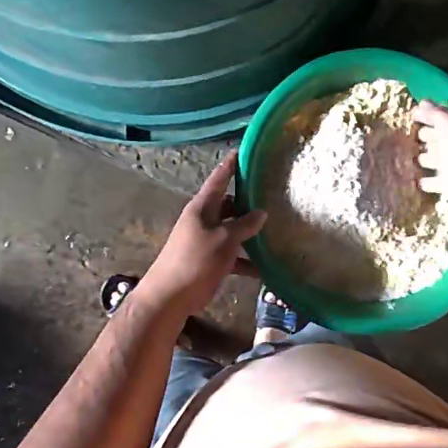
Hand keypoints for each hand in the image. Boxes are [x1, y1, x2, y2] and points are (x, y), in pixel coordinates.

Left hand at [135, 153, 267, 319]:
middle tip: (273, 198)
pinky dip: (247, 261)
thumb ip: (243, 225)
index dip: (231, 165)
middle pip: (229, 205)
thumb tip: (261, 212)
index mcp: (203, 207)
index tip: (243, 151)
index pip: (219, 179)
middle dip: (249, 203)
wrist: (171, 296)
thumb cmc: (196, 260)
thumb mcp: (224, 239)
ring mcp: (207, 240)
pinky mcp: (210, 261)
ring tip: (276, 232)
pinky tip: (265, 269)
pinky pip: (233, 255)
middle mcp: (204, 220)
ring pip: (233, 231)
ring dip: (251, 235)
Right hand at [415, 102, 447, 226]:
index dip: (430, 116)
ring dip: (428, 159)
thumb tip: (423, 102)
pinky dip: (429, 181)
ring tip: (412, 159)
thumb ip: (439, 116)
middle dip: (429, 137)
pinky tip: (418, 182)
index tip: (413, 115)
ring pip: (441, 162)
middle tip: (413, 136)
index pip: (446, 120)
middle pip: (444, 140)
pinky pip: (439, 183)